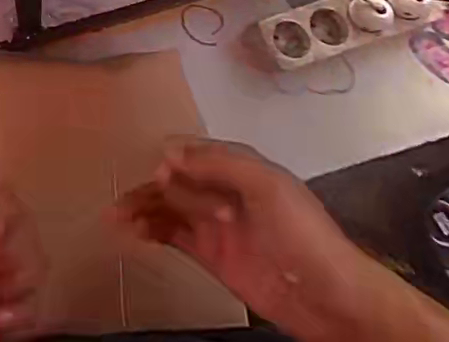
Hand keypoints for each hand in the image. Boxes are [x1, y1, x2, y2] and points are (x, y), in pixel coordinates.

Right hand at [113, 138, 448, 341]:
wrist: (332, 298)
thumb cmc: (302, 233)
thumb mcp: (266, 186)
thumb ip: (219, 163)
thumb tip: (168, 151)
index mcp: (239, 164)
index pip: (194, 151)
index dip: (171, 158)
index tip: (151, 172)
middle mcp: (223, 188)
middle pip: (177, 179)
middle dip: (150, 185)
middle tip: (122, 201)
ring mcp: (217, 223)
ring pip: (171, 207)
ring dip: (145, 207)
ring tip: (116, 216)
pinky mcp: (214, 255)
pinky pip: (176, 236)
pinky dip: (154, 231)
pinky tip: (135, 233)